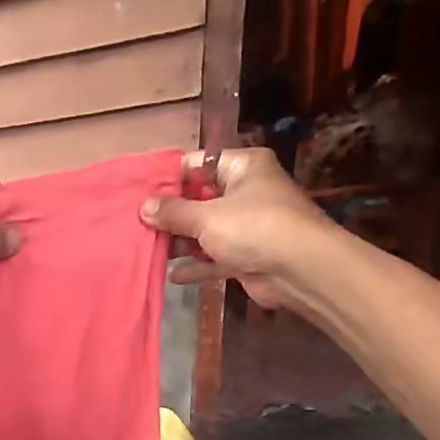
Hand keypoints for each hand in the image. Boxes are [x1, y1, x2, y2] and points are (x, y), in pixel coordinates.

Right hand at [139, 148, 343, 309]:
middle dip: (172, 215)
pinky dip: (198, 266)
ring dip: (182, 243)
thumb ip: (174, 213)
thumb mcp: (207, 216)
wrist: (301, 270)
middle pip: (201, 200)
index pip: (198, 164)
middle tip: (139, 226)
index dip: (169, 179)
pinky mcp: (249, 257)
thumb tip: (144, 207)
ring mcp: (249, 227)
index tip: (140, 194)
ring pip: (208, 232)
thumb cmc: (254, 227)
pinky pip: (217, 258)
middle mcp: (247, 192)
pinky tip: (173, 275)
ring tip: (149, 250)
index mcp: (243, 166)